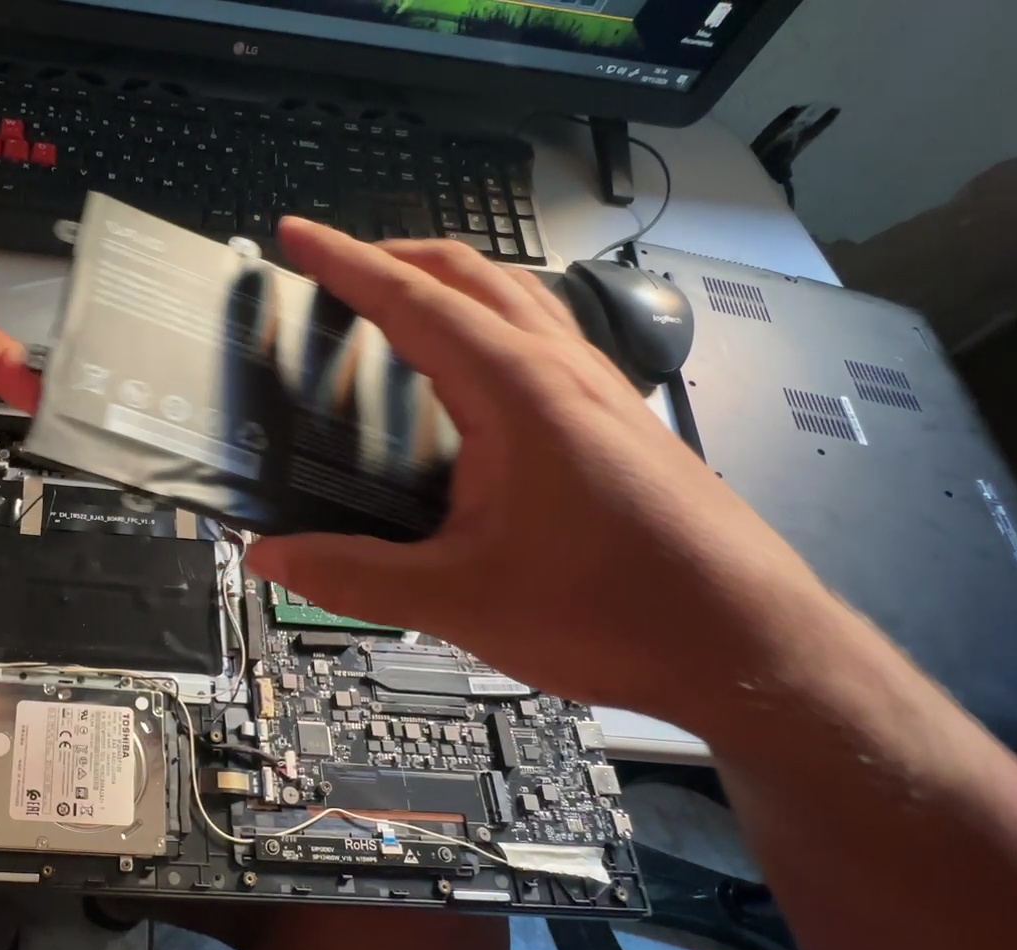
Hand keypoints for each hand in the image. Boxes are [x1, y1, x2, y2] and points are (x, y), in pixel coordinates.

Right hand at [245, 221, 840, 722]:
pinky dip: (488, 319)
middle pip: (471, 274)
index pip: (414, 301)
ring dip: (447, 279)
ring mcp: (598, 392)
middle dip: (394, 254)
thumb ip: (351, 577)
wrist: (745, 646)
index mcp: (518, 395)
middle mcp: (563, 374)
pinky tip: (469, 368)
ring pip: (514, 297)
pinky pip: (541, 337)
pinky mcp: (615, 421)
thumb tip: (271, 557)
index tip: (299, 236)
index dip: (345, 264)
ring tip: (393, 296)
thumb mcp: (457, 600)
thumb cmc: (615, 614)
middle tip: (334, 263)